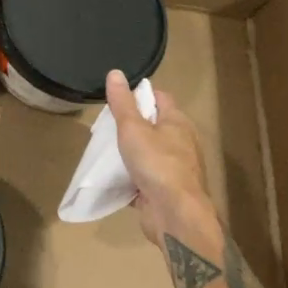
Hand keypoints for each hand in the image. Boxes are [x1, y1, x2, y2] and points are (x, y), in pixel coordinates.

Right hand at [106, 70, 214, 242]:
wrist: (175, 215)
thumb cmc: (156, 164)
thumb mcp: (133, 128)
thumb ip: (122, 103)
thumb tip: (115, 72)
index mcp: (178, 123)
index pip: (160, 98)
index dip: (140, 94)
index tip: (117, 98)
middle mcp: (181, 143)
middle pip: (154, 126)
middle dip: (132, 125)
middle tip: (106, 125)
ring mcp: (175, 169)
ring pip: (149, 153)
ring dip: (131, 153)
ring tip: (106, 150)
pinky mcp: (166, 190)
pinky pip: (146, 178)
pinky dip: (132, 177)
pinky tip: (114, 177)